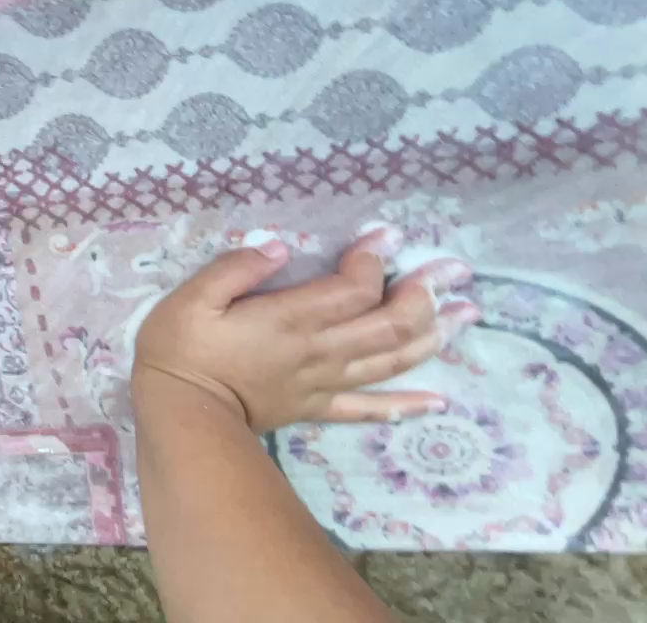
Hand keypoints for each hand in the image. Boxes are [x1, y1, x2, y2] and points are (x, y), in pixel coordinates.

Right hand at [131, 227, 480, 431]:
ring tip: (466, 316)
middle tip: (451, 270)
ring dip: (434, 337)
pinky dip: (407, 404)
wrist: (181, 410)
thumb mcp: (191, 297)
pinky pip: (370, 408)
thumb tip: (276, 246)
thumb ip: (234, 270)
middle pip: (389, 323)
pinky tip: (437, 400)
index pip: (352, 288)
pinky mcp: (315, 406)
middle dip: (425, 294)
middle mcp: (320, 349)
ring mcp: (323, 381)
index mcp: (291, 319)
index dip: (374, 261)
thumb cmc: (180, 346)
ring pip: (392, 360)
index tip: (386, 236)